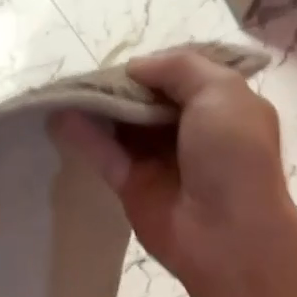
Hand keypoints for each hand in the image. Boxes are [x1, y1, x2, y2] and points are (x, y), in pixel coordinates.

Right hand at [52, 48, 296, 282]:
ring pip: (123, 129)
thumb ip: (179, 70)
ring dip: (98, 110)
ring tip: (67, 92)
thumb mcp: (221, 92)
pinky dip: (85, 138)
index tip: (125, 63)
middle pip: (148, 104)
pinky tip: (61, 120)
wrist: (226, 234)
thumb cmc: (234, 156)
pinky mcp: (132, 189)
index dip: (155, 69)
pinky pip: (106, 156)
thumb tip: (136, 68)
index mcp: (220, 106)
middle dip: (122, 89)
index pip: (181, 79)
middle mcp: (188, 133)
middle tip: (90, 75)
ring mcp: (158, 163)